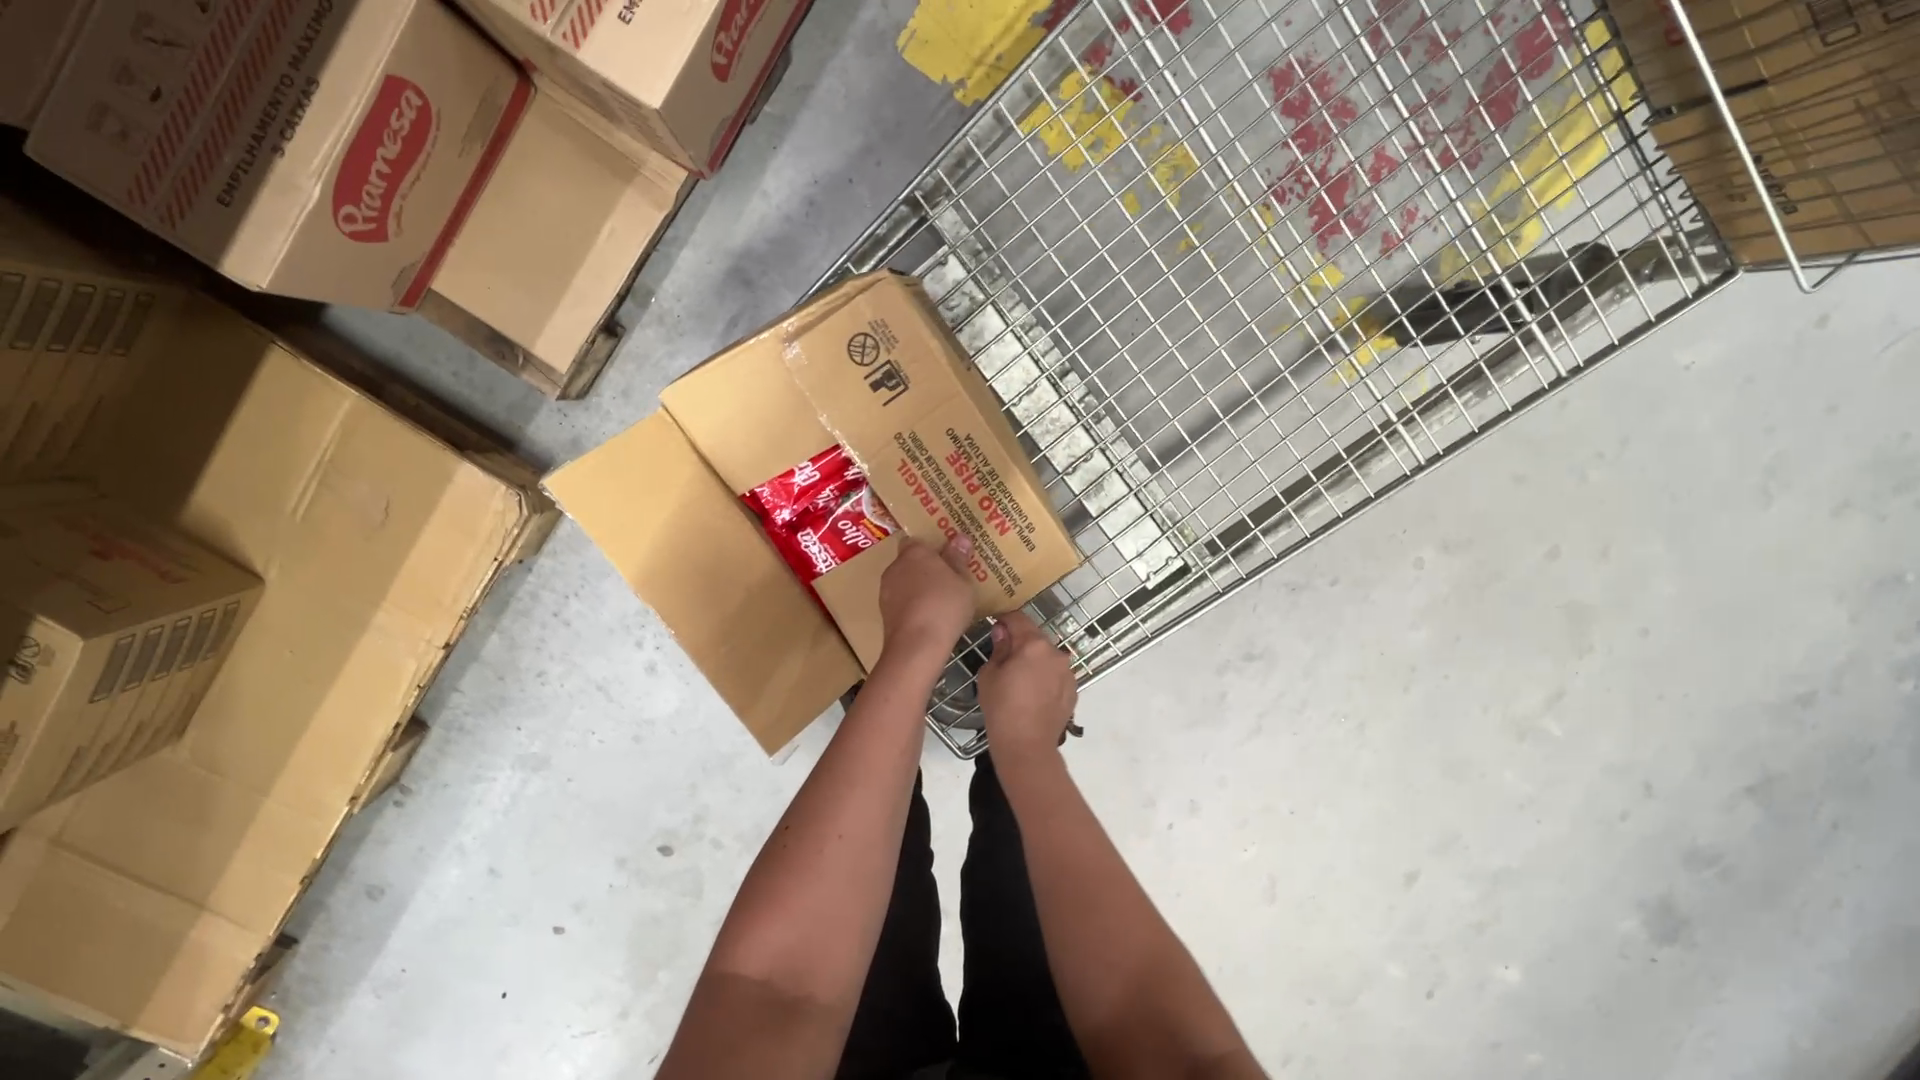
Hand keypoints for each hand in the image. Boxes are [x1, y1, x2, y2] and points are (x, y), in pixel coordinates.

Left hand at [879, 536, 976, 659]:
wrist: (916, 645)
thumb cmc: (945, 606)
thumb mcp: (962, 582)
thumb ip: (958, 559)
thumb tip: (959, 538)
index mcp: (915, 552)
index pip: (917, 541)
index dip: (930, 548)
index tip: (946, 557)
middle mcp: (895, 566)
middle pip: (910, 562)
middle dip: (925, 569)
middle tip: (947, 580)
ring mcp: (886, 591)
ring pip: (904, 583)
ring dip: (917, 589)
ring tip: (940, 602)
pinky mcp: (884, 613)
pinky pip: (901, 602)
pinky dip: (912, 606)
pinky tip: (928, 618)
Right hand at [977, 611, 1077, 759]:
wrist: (1027, 745)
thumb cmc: (1001, 707)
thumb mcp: (989, 674)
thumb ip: (999, 648)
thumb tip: (1002, 632)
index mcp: (1033, 644)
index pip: (1018, 618)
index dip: (1004, 619)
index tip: (994, 624)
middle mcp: (1055, 653)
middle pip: (1035, 637)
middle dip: (1020, 641)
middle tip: (1004, 656)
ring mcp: (1068, 672)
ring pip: (1047, 657)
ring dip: (1035, 660)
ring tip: (1020, 679)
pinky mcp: (1073, 689)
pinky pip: (1056, 675)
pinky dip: (1045, 677)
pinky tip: (1033, 694)